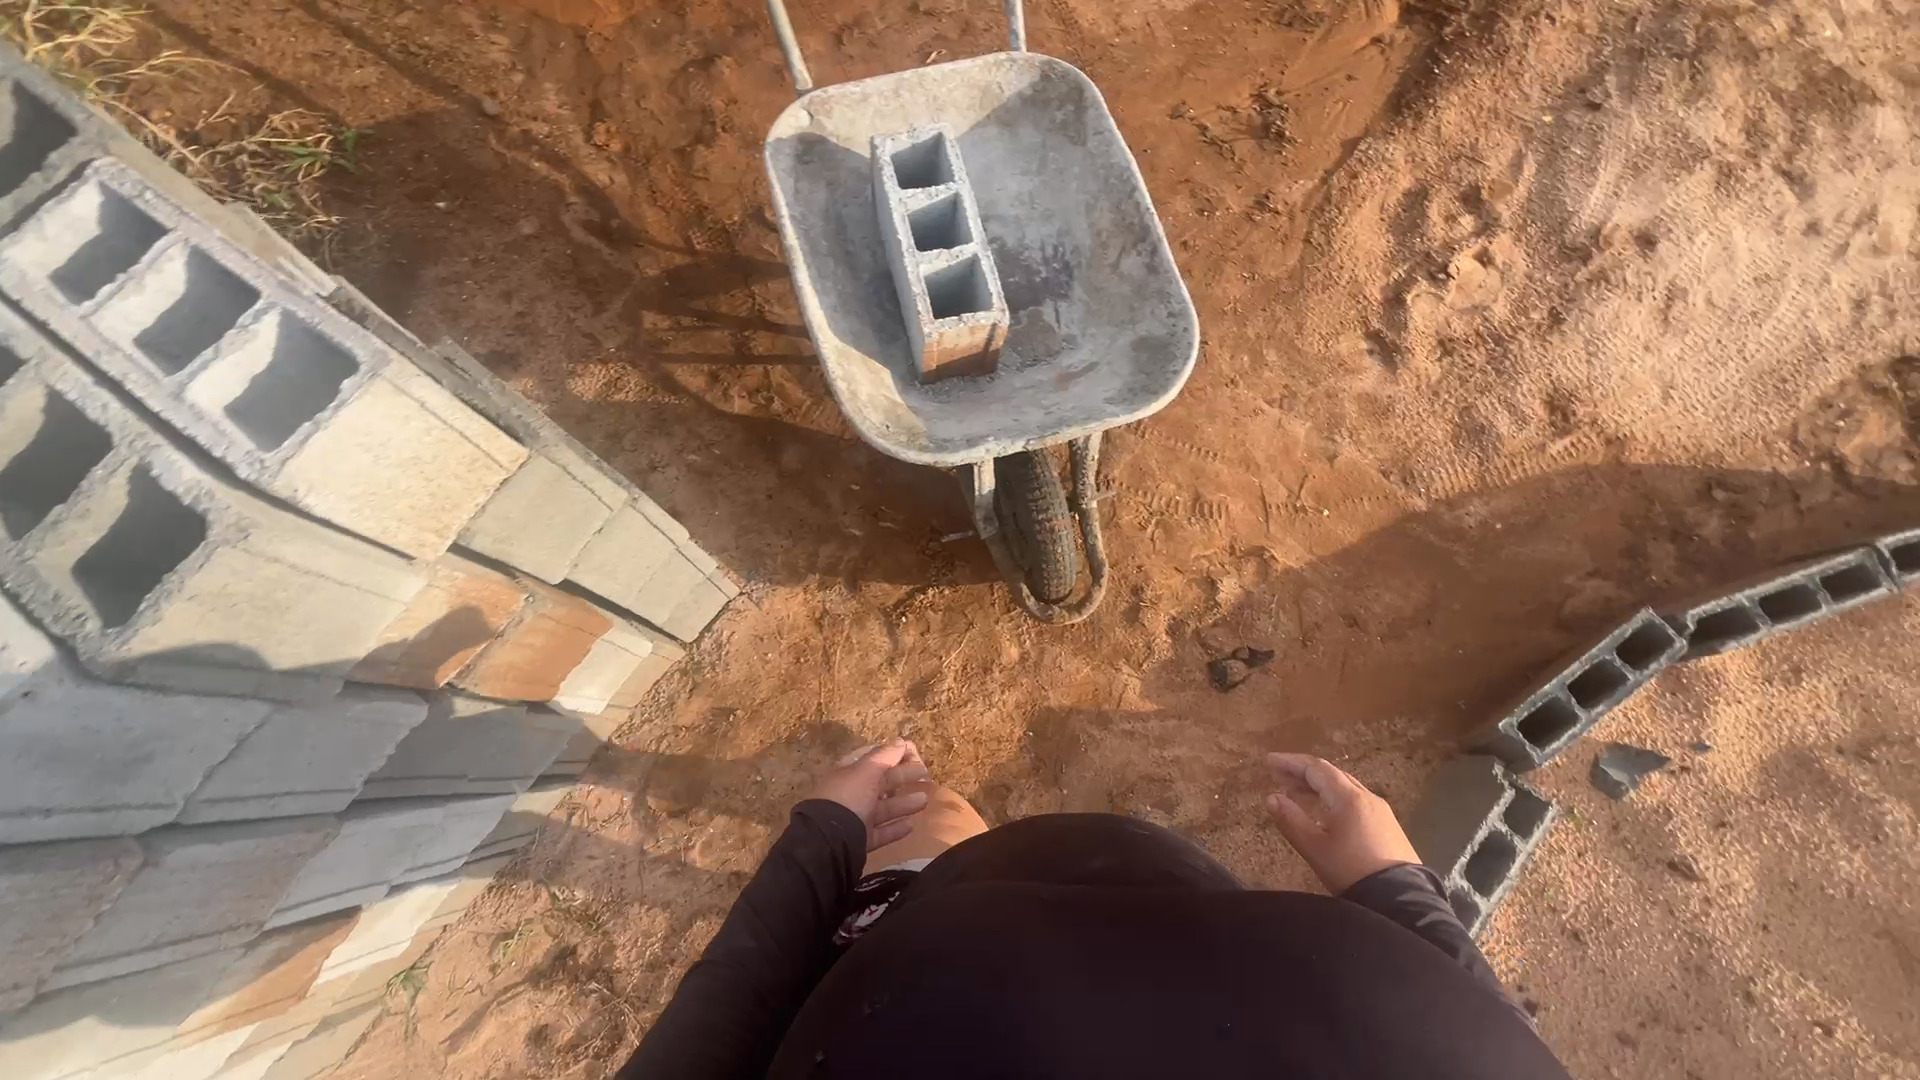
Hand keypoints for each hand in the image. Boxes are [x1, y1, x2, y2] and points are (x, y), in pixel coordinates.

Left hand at [807, 738, 931, 850]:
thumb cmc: (848, 798)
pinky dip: (895, 828)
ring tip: (925, 800)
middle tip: (925, 774)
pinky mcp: (860, 840)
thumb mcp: (866, 771)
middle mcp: (852, 794)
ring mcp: (856, 818)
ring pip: (884, 808)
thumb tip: (901, 741)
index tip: (914, 752)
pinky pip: (881, 832)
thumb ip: (884, 756)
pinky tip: (911, 825)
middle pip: (882, 782)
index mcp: (850, 773)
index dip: (893, 753)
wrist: (829, 841)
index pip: (874, 758)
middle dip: (903, 776)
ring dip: (904, 803)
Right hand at [1264, 753, 1420, 893]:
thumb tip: (1271, 797)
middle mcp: (1367, 798)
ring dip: (1318, 786)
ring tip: (1296, 794)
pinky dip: (1333, 798)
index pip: (1316, 768)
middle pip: (1331, 774)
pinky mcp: (1389, 827)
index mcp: (1348, 798)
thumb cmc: (1352, 870)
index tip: (1269, 761)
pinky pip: (1355, 801)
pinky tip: (1324, 813)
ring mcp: (1381, 812)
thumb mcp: (1314, 847)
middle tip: (1279, 775)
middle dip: (1303, 772)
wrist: (1401, 902)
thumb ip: (1290, 820)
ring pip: (1345, 788)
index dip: (1291, 762)